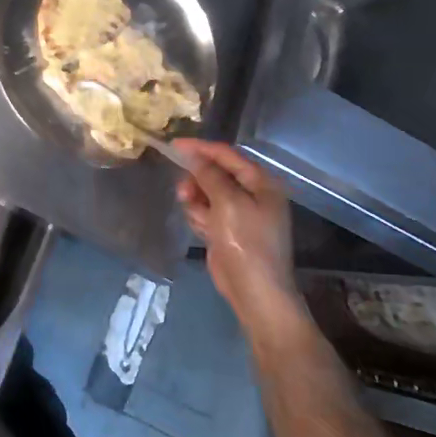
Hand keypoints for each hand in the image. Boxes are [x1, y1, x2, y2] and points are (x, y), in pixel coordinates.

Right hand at [173, 140, 295, 323]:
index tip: (174, 145)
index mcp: (262, 183)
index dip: (201, 149)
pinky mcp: (227, 230)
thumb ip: (210, 175)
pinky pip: (207, 212)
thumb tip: (194, 156)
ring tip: (196, 215)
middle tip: (183, 190)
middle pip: (216, 173)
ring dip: (197, 200)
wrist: (254, 291)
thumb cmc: (246, 242)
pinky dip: (201, 216)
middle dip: (197, 179)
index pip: (228, 155)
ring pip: (208, 193)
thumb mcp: (228, 202)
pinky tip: (202, 229)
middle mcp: (253, 194)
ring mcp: (240, 214)